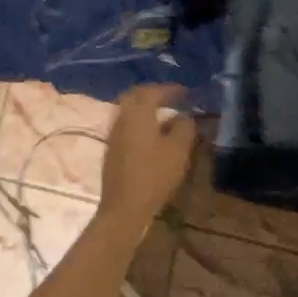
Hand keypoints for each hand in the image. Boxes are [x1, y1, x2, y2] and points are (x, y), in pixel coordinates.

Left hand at [97, 85, 197, 230]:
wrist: (124, 207)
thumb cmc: (154, 175)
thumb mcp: (178, 149)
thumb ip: (184, 126)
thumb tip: (183, 115)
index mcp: (138, 113)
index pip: (154, 91)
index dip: (171, 89)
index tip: (186, 91)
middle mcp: (122, 117)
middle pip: (135, 95)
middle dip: (153, 92)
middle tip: (171, 97)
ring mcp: (113, 133)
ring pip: (128, 110)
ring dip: (144, 107)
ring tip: (163, 114)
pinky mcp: (111, 148)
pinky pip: (126, 124)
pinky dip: (139, 120)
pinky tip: (151, 132)